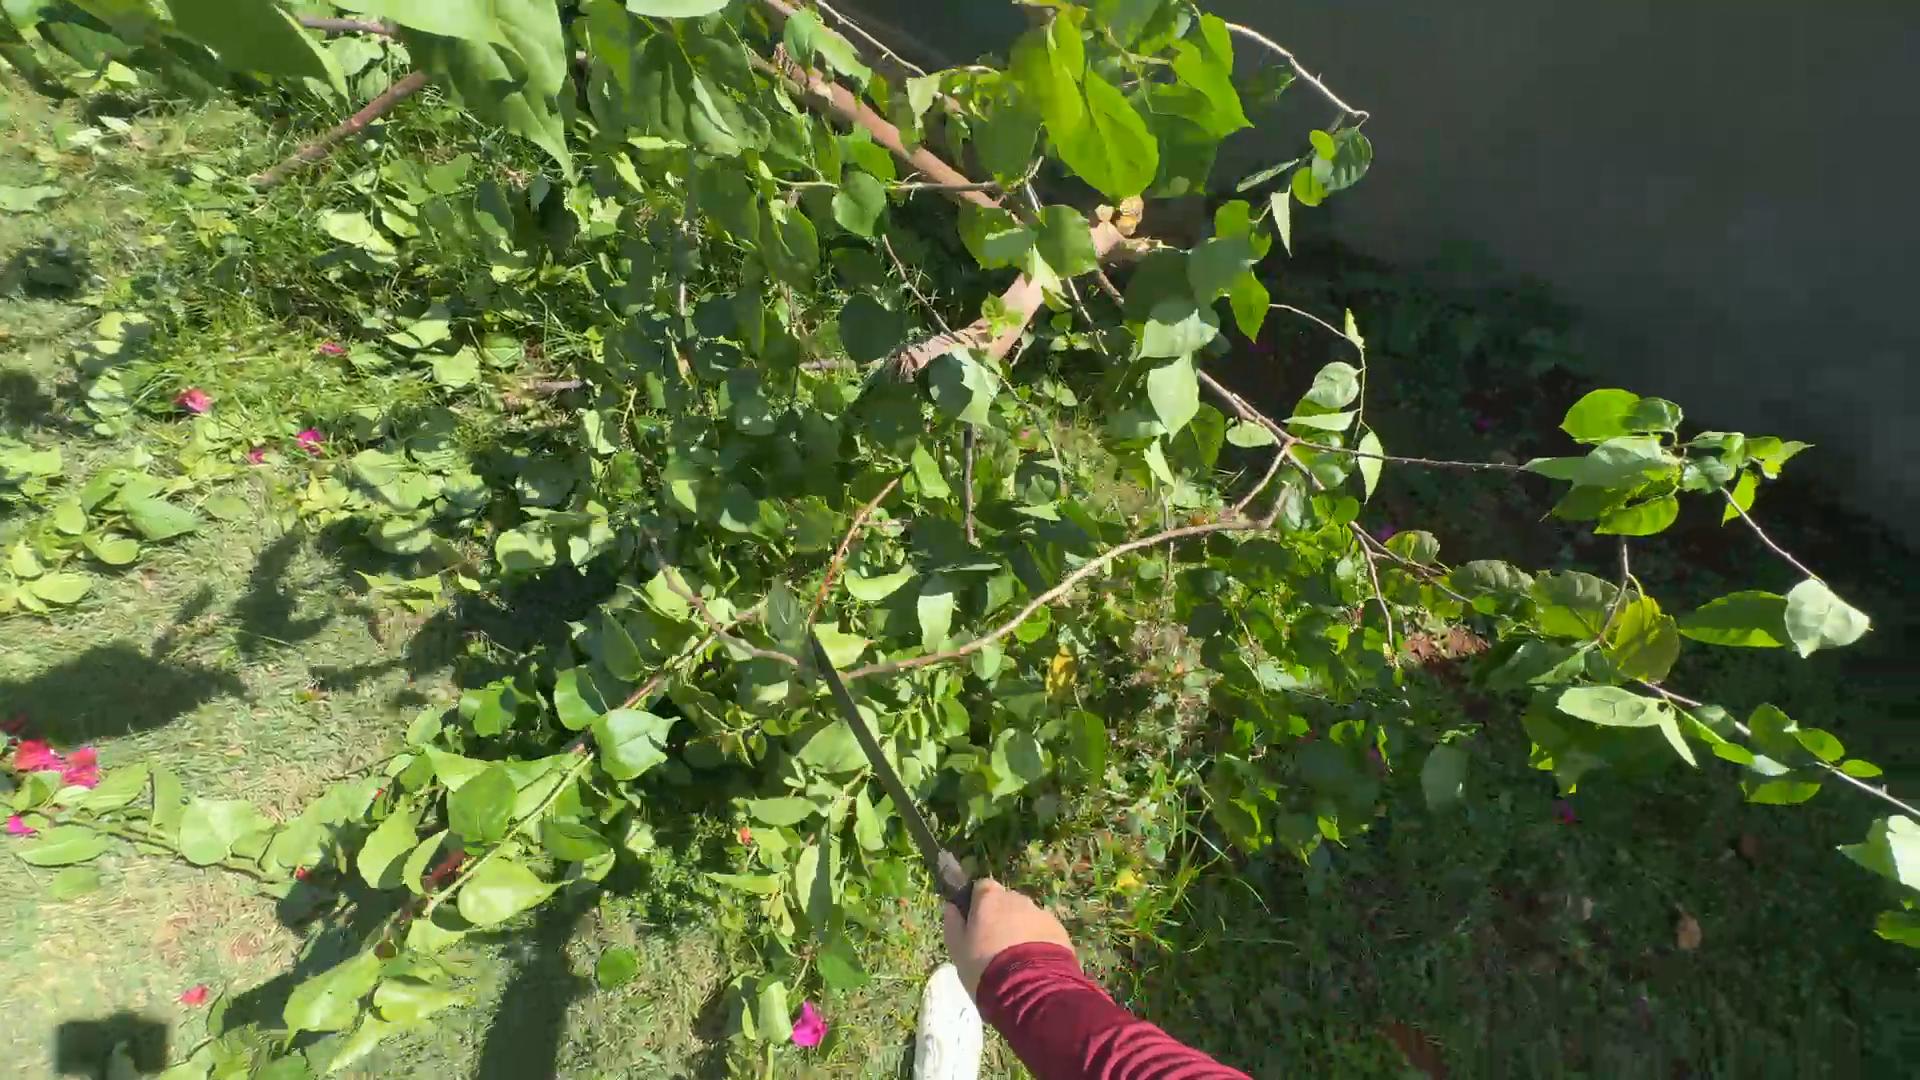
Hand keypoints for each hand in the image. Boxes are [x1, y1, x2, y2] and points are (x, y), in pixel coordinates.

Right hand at [942, 878, 1075, 995]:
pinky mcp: (1058, 930)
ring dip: (1020, 932)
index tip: (975, 925)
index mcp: (990, 897)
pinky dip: (1038, 944)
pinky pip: (1043, 933)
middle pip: (1006, 902)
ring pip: (1026, 918)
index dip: (977, 904)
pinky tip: (1034, 967)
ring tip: (1016, 963)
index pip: (981, 888)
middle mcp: (1016, 897)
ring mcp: (1040, 912)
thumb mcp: (957, 949)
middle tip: (995, 948)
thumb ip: (953, 923)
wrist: (1029, 990)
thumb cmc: (985, 966)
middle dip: (1001, 919)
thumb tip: (951, 906)